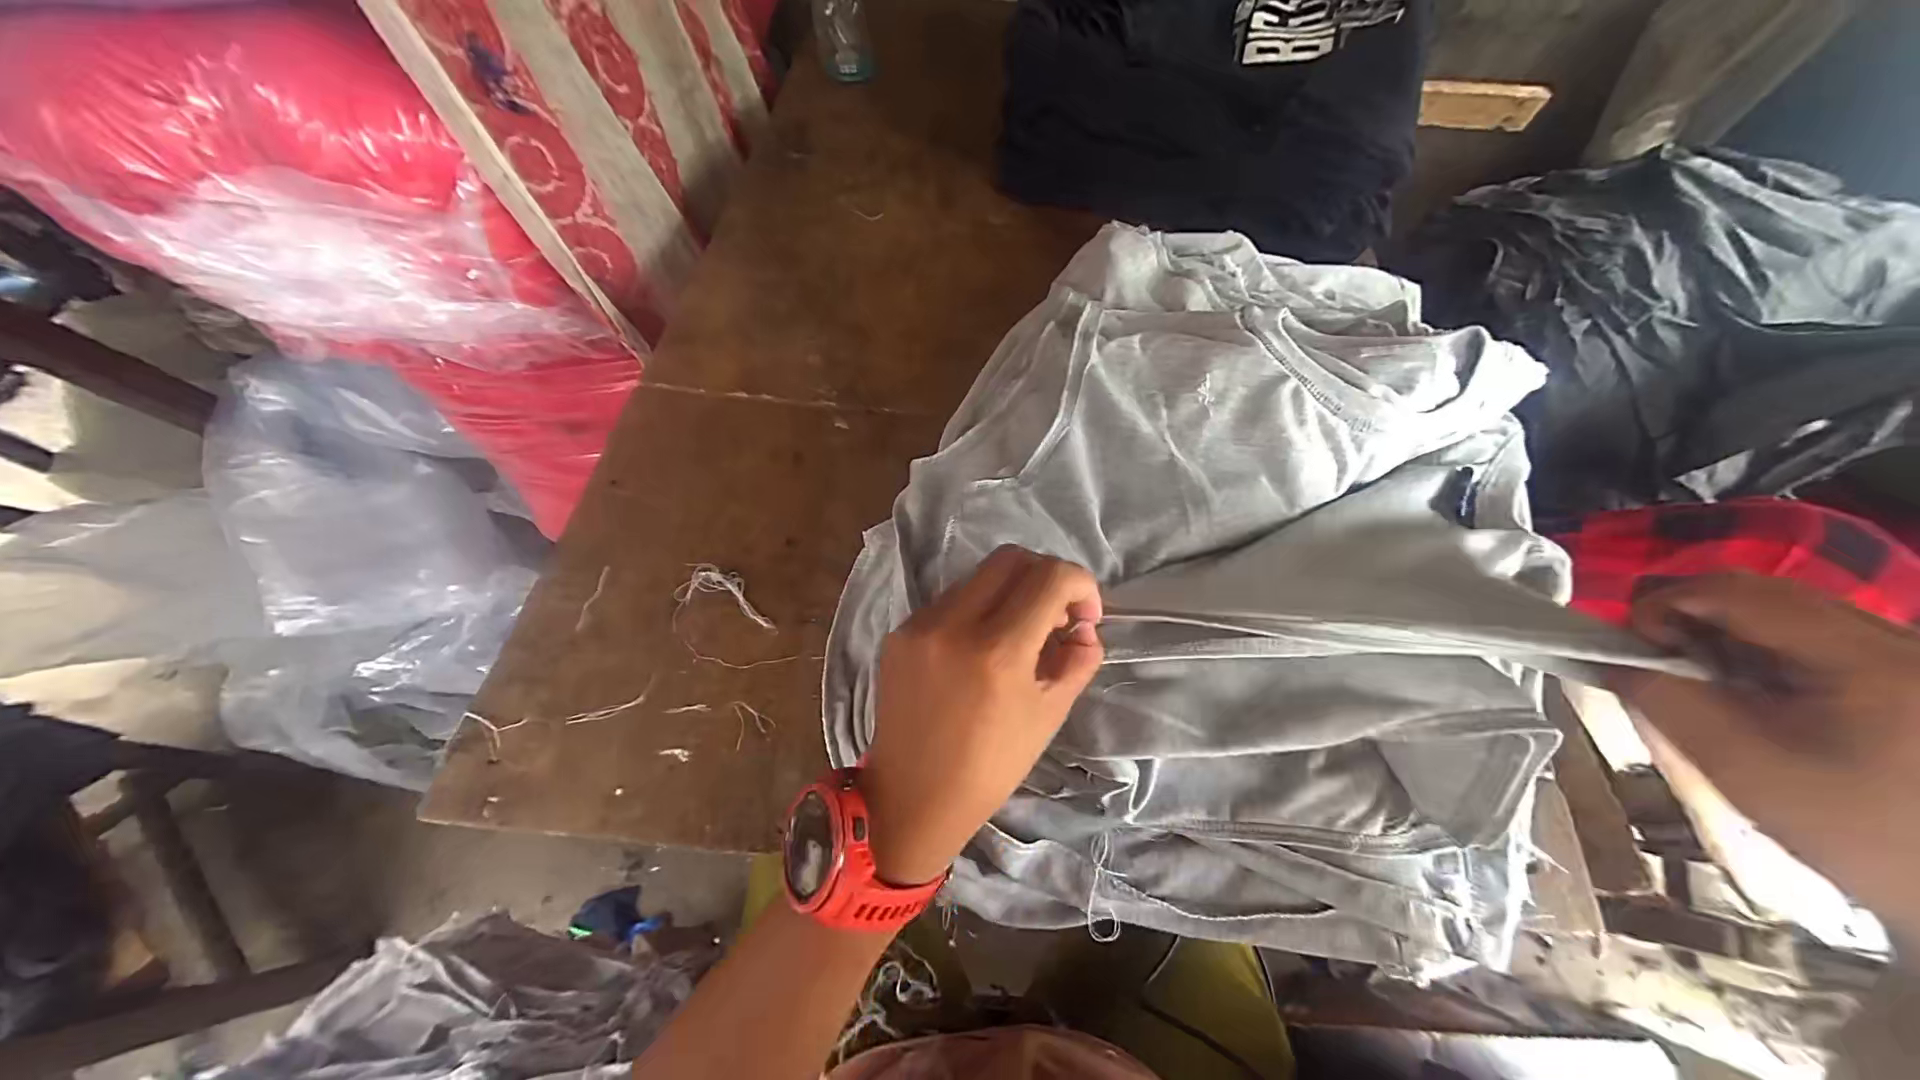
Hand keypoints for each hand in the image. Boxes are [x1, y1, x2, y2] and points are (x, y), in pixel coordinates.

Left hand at [857, 545, 1103, 884]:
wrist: (914, 795)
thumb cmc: (991, 766)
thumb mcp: (1050, 714)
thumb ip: (1077, 659)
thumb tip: (1085, 625)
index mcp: (997, 651)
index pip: (1049, 577)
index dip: (1081, 584)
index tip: (1085, 615)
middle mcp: (953, 625)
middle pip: (1011, 558)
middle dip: (1045, 576)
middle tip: (1055, 615)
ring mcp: (919, 625)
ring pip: (977, 576)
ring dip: (1010, 591)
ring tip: (1018, 633)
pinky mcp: (899, 633)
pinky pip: (949, 600)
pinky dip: (977, 609)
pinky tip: (981, 646)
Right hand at [1613, 573, 1919, 941]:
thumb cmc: (1858, 835)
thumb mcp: (1739, 767)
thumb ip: (1664, 700)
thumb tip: (1613, 658)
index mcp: (1867, 658)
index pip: (1735, 591)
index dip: (1662, 605)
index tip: (1634, 651)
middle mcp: (1902, 641)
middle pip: (1764, 595)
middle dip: (1692, 621)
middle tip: (1662, 669)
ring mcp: (1916, 658)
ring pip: (1790, 613)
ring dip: (1727, 639)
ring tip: (1710, 687)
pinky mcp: (1917, 676)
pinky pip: (1821, 638)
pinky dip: (1767, 655)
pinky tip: (1761, 698)